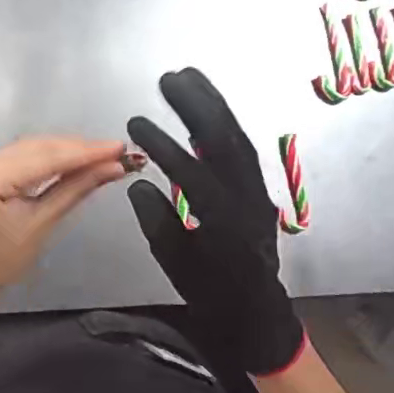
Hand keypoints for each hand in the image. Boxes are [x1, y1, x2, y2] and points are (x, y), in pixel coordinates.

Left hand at [0, 137, 126, 311]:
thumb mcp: (39, 226)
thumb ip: (74, 190)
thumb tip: (111, 168)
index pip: (47, 156)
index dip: (87, 151)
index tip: (120, 148)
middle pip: (38, 147)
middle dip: (79, 150)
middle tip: (119, 154)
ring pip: (30, 148)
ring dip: (66, 152)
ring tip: (103, 157)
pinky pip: (19, 156)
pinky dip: (47, 158)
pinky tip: (71, 161)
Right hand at [125, 69, 303, 375]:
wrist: (256, 313)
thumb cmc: (212, 294)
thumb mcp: (177, 265)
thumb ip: (158, 221)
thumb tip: (139, 184)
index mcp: (226, 223)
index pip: (195, 174)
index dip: (164, 147)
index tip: (136, 125)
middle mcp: (248, 199)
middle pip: (226, 142)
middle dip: (198, 106)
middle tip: (170, 79)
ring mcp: (257, 191)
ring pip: (238, 140)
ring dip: (213, 106)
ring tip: (187, 79)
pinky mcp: (256, 189)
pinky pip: (241, 150)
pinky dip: (222, 125)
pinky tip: (206, 111)